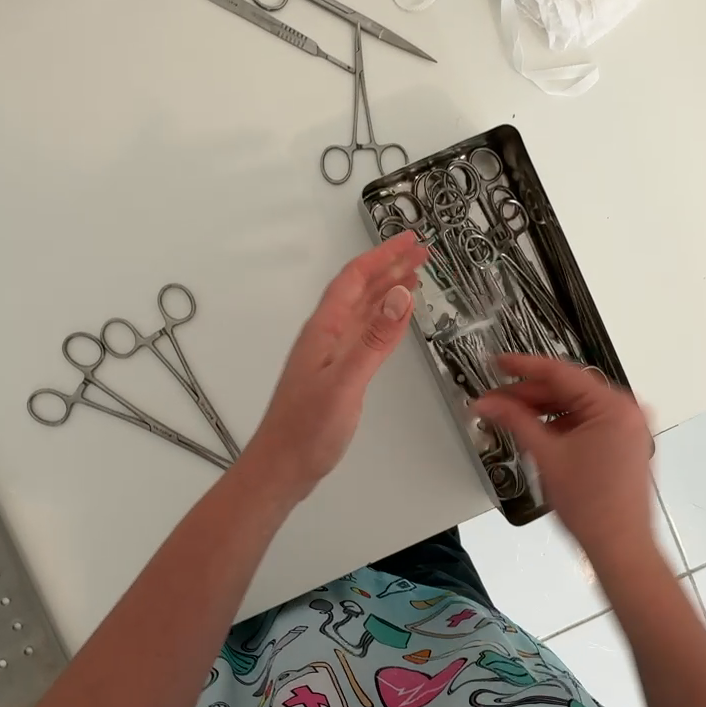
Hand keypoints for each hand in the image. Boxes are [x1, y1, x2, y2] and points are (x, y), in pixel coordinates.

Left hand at [242, 232, 428, 495]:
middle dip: (391, 267)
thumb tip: (401, 294)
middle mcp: (328, 334)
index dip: (382, 256)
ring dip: (390, 289)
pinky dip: (386, 319)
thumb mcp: (345, 382)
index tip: (410, 240)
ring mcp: (333, 353)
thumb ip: (374, 339)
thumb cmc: (307, 429)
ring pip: (365, 310)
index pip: (355, 279)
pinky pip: (366, 334)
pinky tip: (397, 316)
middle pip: (361, 289)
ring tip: (416, 274)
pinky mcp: (340, 372)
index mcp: (324, 329)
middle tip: (423, 251)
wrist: (282, 467)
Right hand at [474, 354, 656, 559]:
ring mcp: (628, 428)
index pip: (561, 374)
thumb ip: (515, 420)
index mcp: (614, 406)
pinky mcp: (623, 444)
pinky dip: (560, 424)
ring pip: (576, 406)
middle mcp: (627, 411)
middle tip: (495, 399)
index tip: (499, 362)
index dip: (524, 367)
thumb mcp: (546, 454)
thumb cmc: (593, 508)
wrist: (619, 547)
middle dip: (528, 395)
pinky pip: (586, 422)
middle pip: (568, 390)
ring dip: (542, 410)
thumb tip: (489, 402)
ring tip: (509, 415)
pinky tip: (535, 430)